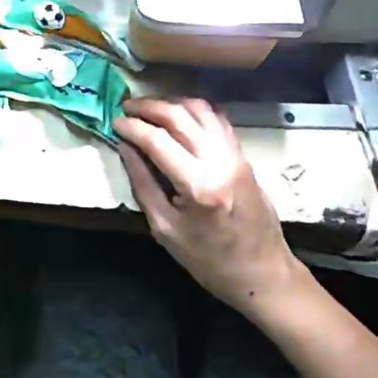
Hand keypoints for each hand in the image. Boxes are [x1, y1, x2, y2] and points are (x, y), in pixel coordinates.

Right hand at [116, 98, 304, 313]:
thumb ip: (143, 183)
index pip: (157, 140)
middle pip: (178, 116)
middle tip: (126, 108)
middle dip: (148, 107)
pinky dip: (194, 110)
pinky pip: (216, 119)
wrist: (263, 273)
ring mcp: (234, 154)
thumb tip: (125, 147)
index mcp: (198, 186)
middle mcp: (219, 161)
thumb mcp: (165, 229)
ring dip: (171, 103)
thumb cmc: (209, 261)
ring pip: (199, 110)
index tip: (114, 122)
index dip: (131, 127)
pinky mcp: (242, 154)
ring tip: (149, 109)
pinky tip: (178, 115)